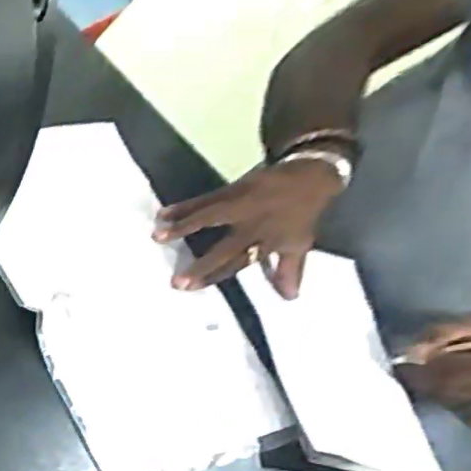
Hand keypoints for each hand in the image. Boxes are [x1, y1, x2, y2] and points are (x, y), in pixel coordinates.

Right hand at [153, 156, 346, 297]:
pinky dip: (183, 208)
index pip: (239, 263)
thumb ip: (289, 269)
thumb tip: (289, 298)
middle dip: (202, 265)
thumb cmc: (302, 213)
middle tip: (175, 282)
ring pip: (211, 217)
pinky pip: (206, 199)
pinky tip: (162, 215)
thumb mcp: (299, 241)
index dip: (215, 275)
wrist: (313, 172)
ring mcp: (243, 205)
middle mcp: (255, 225)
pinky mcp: (235, 188)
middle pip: (225, 248)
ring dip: (183, 226)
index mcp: (269, 241)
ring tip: (157, 236)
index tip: (190, 288)